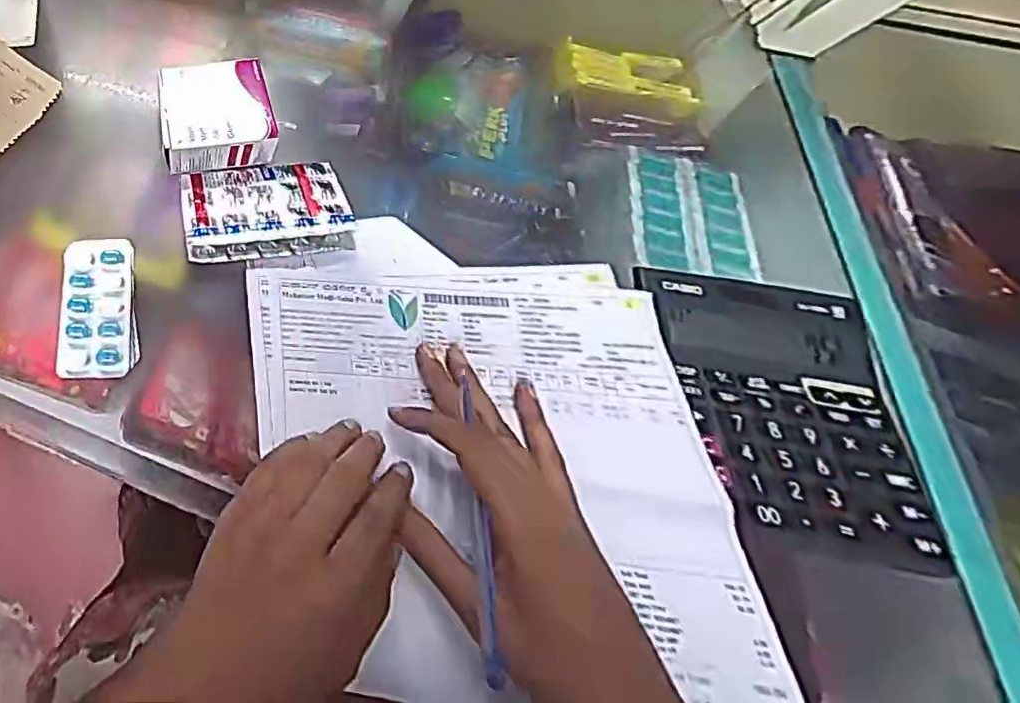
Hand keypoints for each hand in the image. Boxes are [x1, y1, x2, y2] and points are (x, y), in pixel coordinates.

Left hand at [94, 422, 412, 702]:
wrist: (216, 667)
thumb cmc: (286, 668)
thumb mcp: (351, 641)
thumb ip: (375, 585)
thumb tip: (389, 537)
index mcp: (338, 585)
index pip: (375, 519)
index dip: (392, 491)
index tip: (400, 475)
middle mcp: (300, 545)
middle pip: (342, 482)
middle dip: (364, 455)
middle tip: (375, 442)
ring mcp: (263, 524)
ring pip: (304, 466)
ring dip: (330, 442)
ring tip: (348, 430)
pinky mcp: (236, 513)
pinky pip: (268, 468)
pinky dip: (290, 450)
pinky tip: (305, 442)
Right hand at [389, 345, 678, 702]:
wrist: (626, 696)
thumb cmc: (557, 661)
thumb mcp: (482, 610)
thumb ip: (433, 552)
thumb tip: (393, 503)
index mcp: (522, 519)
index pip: (470, 447)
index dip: (430, 421)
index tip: (398, 412)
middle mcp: (543, 503)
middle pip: (490, 428)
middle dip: (453, 388)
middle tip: (428, 352)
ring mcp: (558, 507)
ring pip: (513, 435)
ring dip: (484, 395)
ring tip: (462, 360)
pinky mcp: (565, 517)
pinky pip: (548, 456)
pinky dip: (535, 421)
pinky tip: (526, 395)